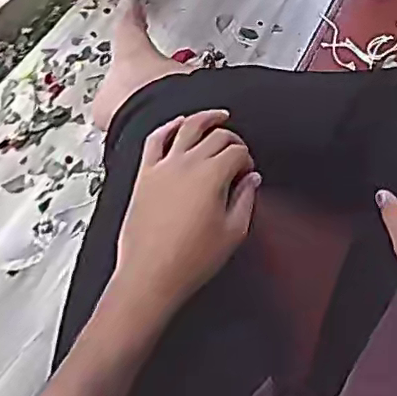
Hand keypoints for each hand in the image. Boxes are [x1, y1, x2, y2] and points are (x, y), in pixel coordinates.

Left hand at [113, 110, 259, 310]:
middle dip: (233, 141)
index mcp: (212, 175)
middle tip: (237, 153)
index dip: (247, 159)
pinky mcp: (145, 176)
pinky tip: (177, 124)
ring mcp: (164, 167)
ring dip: (206, 118)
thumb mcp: (233, 232)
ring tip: (218, 117)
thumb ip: (247, 199)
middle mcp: (189, 164)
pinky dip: (168, 127)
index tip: (247, 172)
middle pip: (217, 136)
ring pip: (188, 127)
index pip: (237, 152)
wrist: (149, 279)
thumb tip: (251, 180)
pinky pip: (154, 140)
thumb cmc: (189, 260)